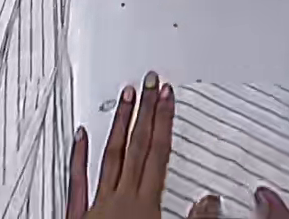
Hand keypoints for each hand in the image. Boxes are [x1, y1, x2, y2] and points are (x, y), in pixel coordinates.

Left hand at [69, 72, 203, 218]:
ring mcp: (97, 207)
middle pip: (136, 146)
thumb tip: (211, 200)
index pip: (157, 154)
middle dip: (145, 111)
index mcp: (144, 207)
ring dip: (119, 123)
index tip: (167, 94)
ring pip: (110, 155)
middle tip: (149, 81)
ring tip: (125, 95)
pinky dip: (79, 156)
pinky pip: (77, 183)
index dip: (164, 121)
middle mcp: (120, 200)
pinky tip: (80, 135)